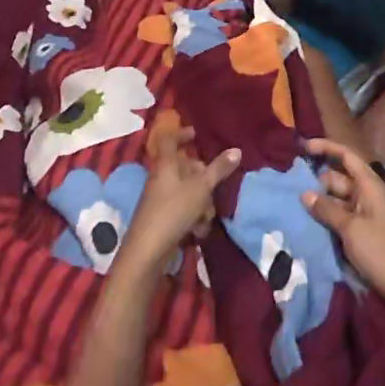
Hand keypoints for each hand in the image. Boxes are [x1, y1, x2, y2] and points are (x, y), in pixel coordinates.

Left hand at [121, 128, 239, 273]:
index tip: (197, 134)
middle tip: (214, 186)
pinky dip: (193, 216)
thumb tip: (237, 150)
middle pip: (184, 168)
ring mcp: (160, 198)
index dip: (181, 134)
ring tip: (206, 216)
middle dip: (203, 178)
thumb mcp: (201, 188)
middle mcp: (161, 177)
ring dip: (201, 202)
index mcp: (166, 164)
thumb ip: (219, 169)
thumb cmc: (174, 210)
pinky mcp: (162, 217)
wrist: (147, 251)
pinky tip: (198, 230)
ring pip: (187, 190)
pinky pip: (182, 208)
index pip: (169, 140)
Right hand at [300, 138, 384, 311]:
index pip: (346, 156)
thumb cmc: (379, 251)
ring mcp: (365, 212)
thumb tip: (305, 194)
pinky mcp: (362, 230)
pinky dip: (327, 214)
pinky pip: (340, 214)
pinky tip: (309, 219)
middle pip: (338, 177)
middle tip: (291, 185)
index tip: (303, 147)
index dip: (326, 148)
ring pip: (337, 197)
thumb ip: (326, 209)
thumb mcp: (349, 228)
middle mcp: (368, 193)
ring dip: (320, 199)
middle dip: (317, 180)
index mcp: (369, 184)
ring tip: (294, 202)